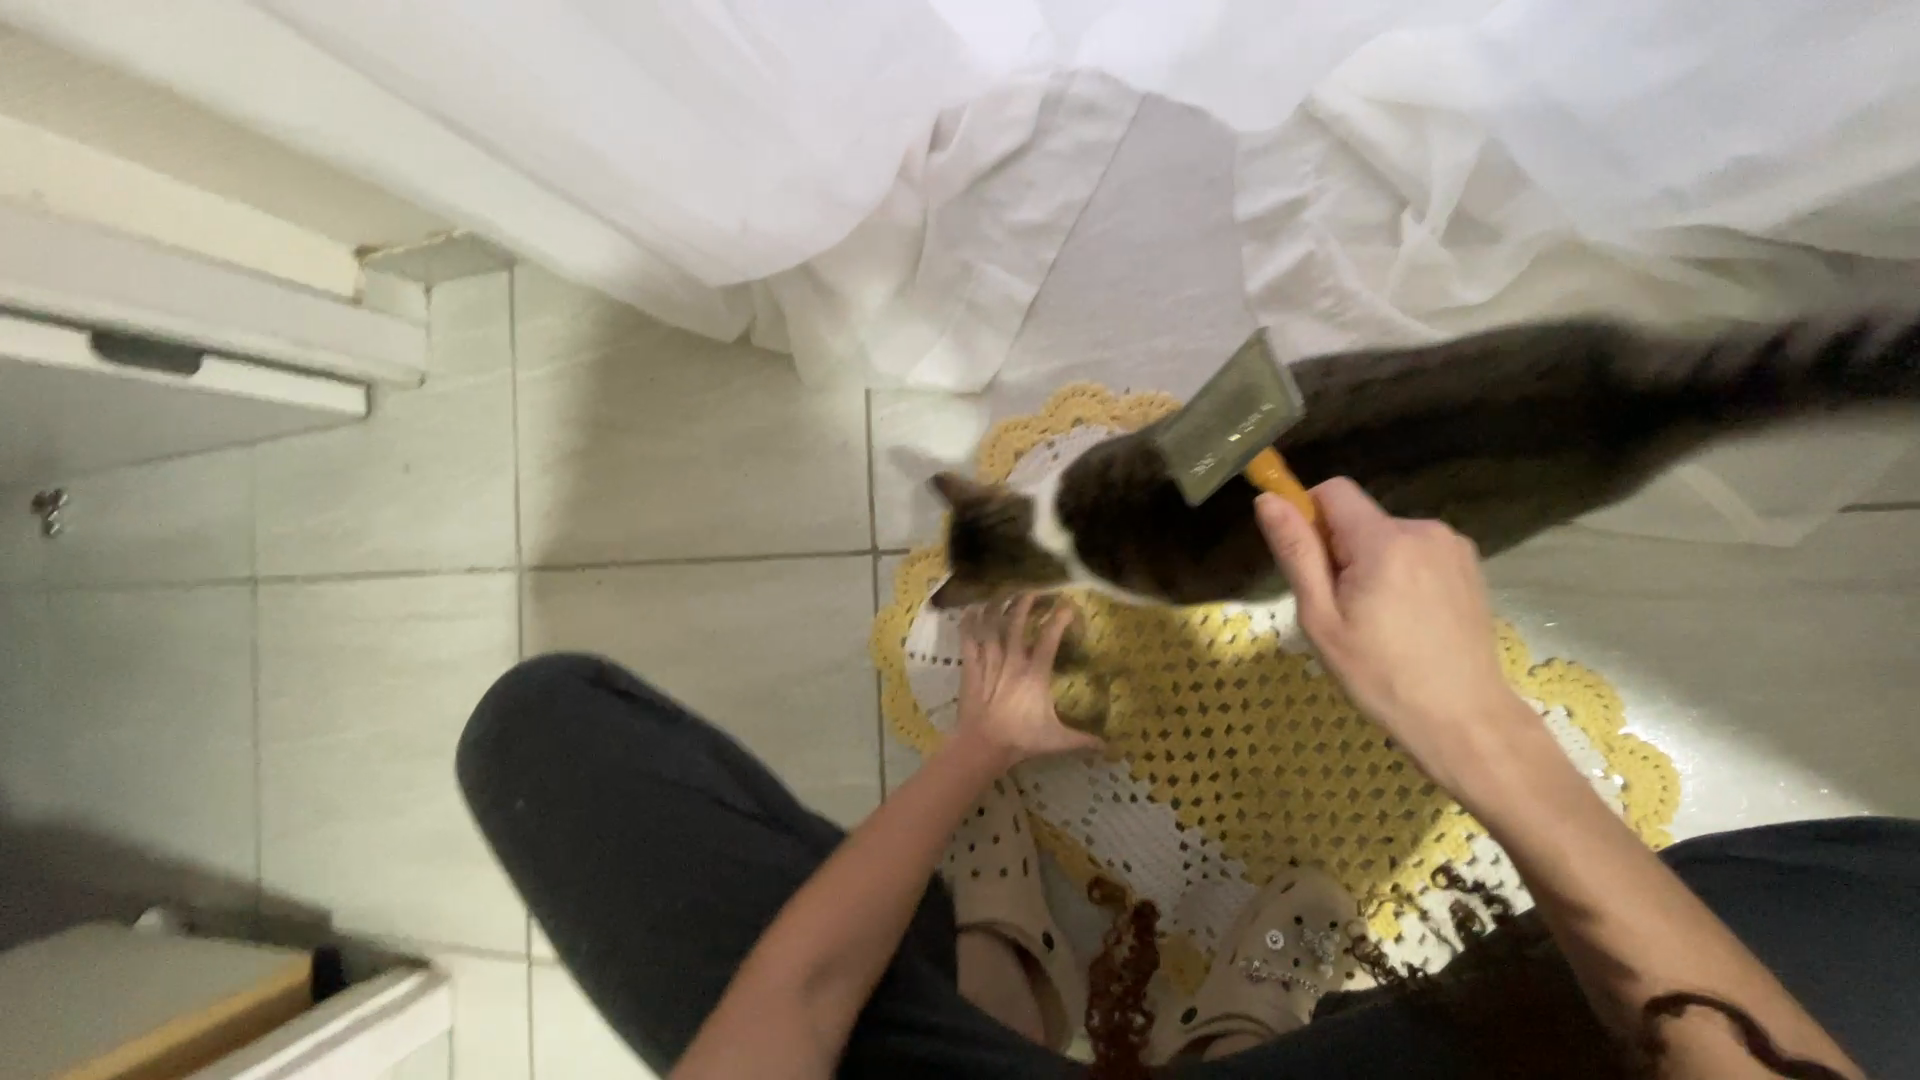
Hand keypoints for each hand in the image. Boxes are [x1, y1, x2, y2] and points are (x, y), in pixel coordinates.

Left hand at [953, 594, 1104, 768]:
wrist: (982, 746)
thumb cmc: (1021, 740)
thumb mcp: (1056, 740)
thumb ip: (1082, 739)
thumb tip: (1108, 747)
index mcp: (1035, 674)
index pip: (1049, 638)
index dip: (1058, 618)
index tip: (1067, 605)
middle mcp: (1012, 661)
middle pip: (1016, 623)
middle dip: (1024, 603)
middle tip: (1032, 592)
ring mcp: (989, 662)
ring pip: (991, 626)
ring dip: (997, 607)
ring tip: (1002, 593)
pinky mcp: (970, 668)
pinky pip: (968, 640)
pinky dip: (969, 623)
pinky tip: (971, 609)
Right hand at [1255, 479, 1539, 794]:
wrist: (1463, 719)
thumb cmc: (1379, 675)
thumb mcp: (1321, 618)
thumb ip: (1296, 552)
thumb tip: (1268, 499)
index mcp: (1384, 541)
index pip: (1332, 491)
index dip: (1306, 514)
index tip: (1305, 561)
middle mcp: (1423, 530)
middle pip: (1358, 517)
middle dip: (1338, 550)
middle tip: (1339, 608)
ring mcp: (1453, 547)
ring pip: (1385, 536)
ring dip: (1369, 563)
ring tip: (1374, 619)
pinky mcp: (1469, 566)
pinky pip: (1414, 551)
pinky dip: (1398, 572)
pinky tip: (1404, 619)